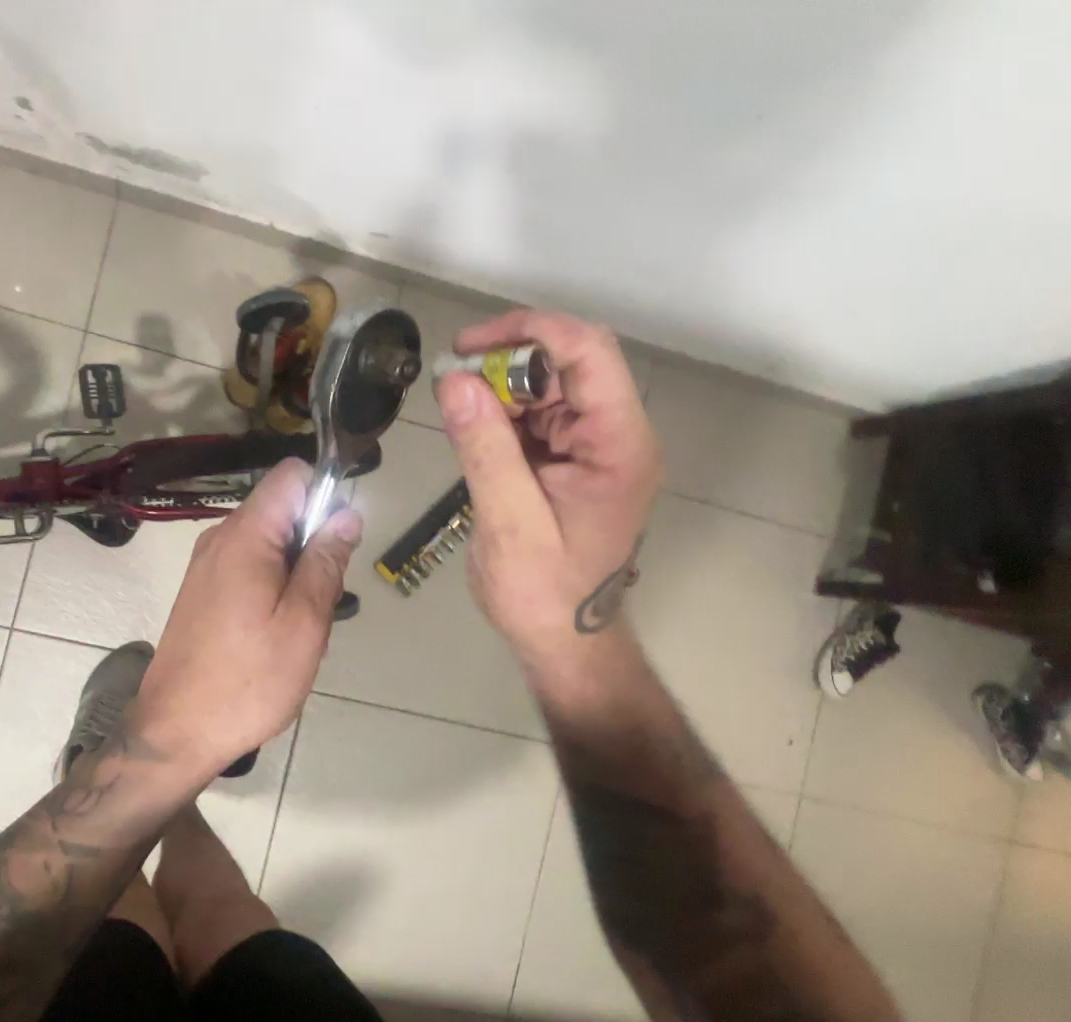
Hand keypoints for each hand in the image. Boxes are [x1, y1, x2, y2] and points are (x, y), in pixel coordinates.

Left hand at [132, 458, 361, 772]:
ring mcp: (206, 566)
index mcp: (246, 536)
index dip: (325, 494)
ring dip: (296, 571)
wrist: (176, 732)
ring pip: (268, 543)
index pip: (291, 475)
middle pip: (281, 509)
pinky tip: (277, 633)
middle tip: (323, 600)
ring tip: (301, 625)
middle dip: (314, 542)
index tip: (340, 543)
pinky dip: (272, 587)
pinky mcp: (202, 592)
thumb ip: (326, 562)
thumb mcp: (303, 623)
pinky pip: (248, 568)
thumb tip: (347, 514)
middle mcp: (220, 538)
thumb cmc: (248, 681)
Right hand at [436, 311, 660, 697]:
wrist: (562, 640)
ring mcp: (594, 447)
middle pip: (569, 362)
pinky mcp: (571, 459)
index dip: (532, 332)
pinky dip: (501, 414)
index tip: (468, 347)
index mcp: (619, 445)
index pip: (590, 354)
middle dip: (508, 361)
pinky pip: (537, 415)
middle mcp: (615, 435)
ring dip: (500, 389)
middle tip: (451, 380)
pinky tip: (472, 432)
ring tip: (456, 412)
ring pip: (549, 385)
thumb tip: (453, 381)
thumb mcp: (509, 524)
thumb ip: (484, 449)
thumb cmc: (543, 593)